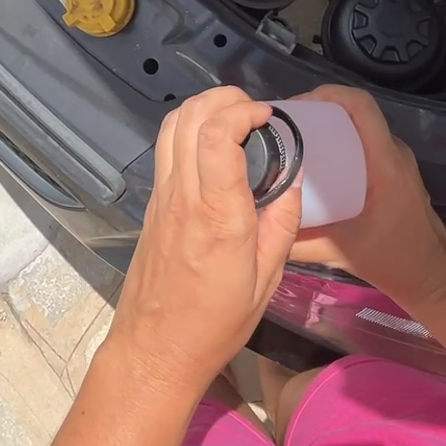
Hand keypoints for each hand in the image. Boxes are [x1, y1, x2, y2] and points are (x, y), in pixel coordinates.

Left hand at [105, 86, 302, 393]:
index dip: (242, 111)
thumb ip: (282, 224)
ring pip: (172, 126)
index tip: (267, 115)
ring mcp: (162, 194)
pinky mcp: (152, 200)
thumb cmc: (215, 322)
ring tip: (231, 113)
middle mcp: (184, 194)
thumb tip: (293, 178)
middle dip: (223, 98)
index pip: (218, 137)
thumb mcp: (267, 280)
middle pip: (191, 118)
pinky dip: (188, 126)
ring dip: (201, 106)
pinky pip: (166, 146)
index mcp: (218, 215)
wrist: (155, 348)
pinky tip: (209, 139)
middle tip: (251, 107)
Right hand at [287, 85, 445, 308]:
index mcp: (384, 163)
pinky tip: (323, 156)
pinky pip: (369, 139)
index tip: (296, 106)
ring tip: (299, 135)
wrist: (432, 278)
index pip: (361, 107)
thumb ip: (296, 240)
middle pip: (358, 110)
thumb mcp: (338, 252)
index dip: (328, 95)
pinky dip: (345, 136)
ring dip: (333, 120)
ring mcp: (399, 159)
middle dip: (320, 106)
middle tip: (288, 122)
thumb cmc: (391, 260)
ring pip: (364, 123)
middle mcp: (395, 153)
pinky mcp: (398, 168)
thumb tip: (257, 223)